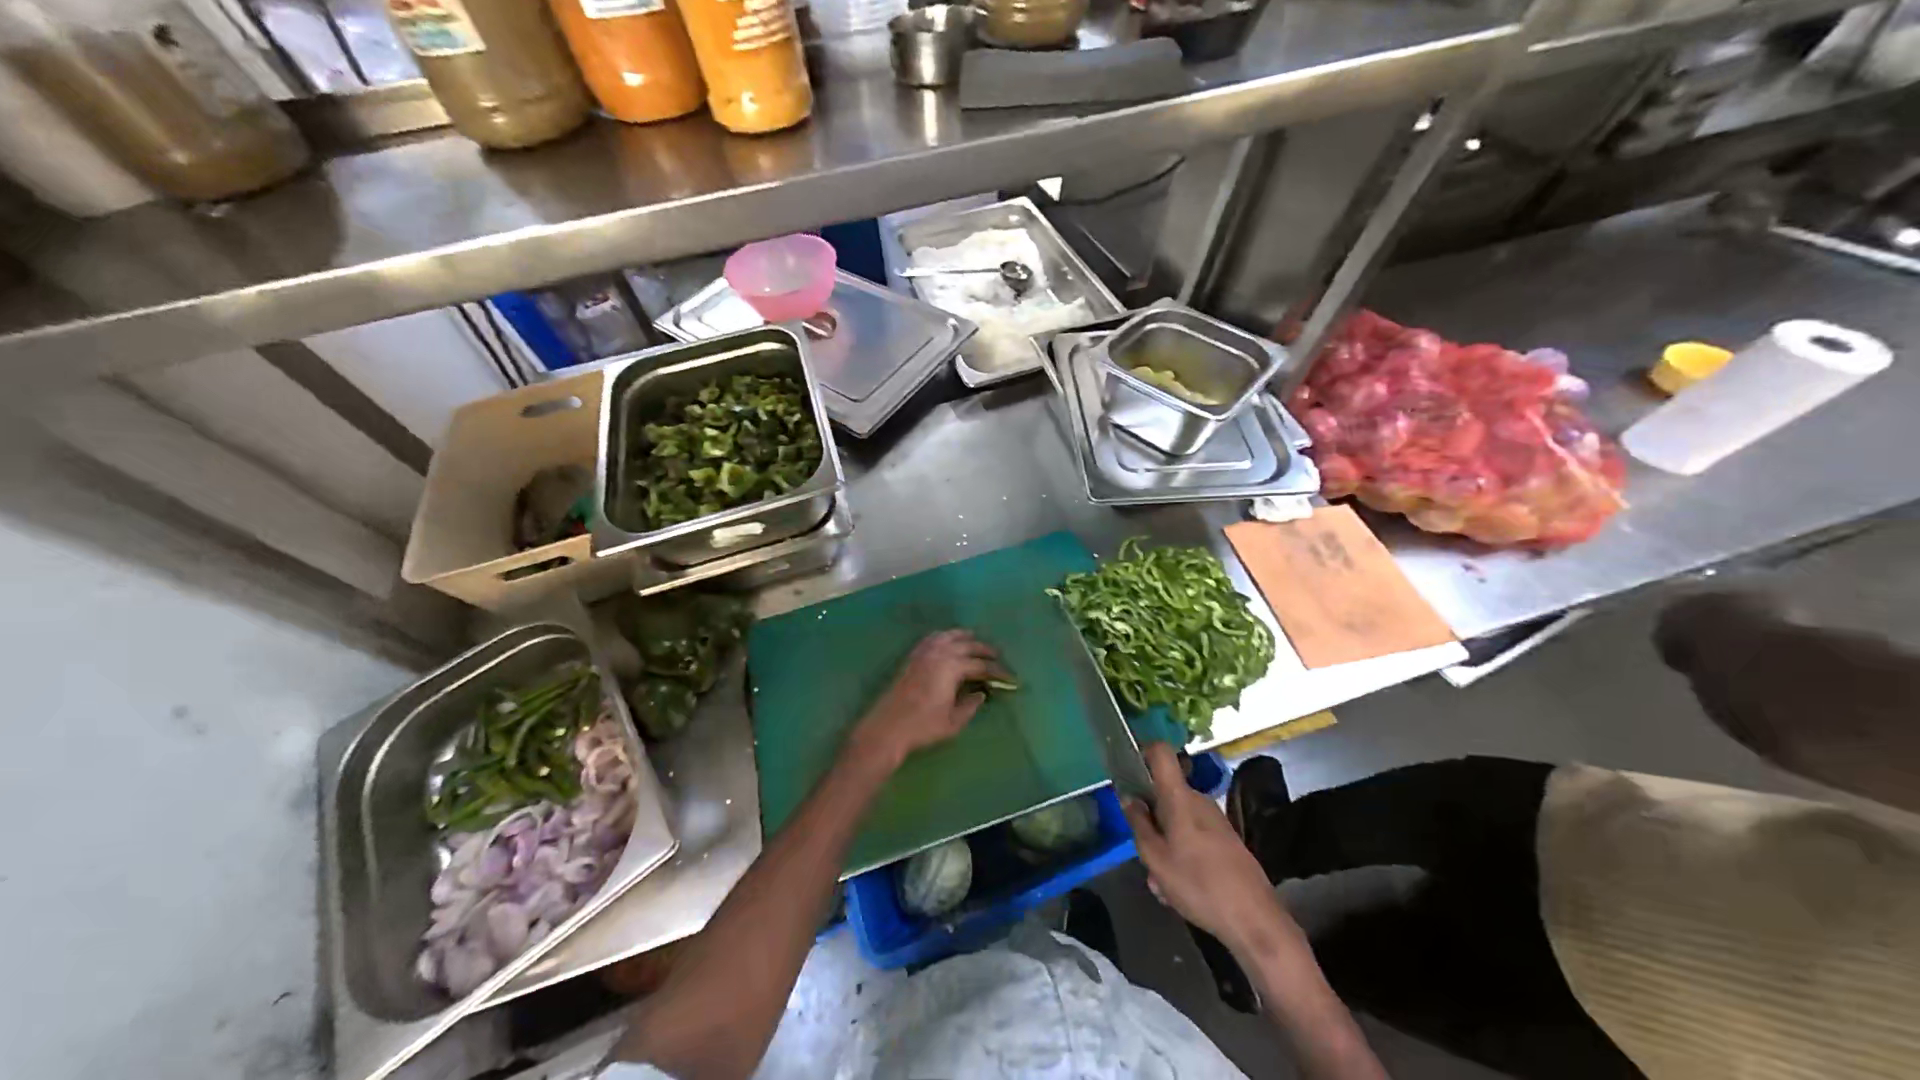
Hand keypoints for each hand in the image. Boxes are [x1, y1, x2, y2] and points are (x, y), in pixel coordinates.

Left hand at [847, 630, 1010, 770]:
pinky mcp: (912, 657)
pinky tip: (947, 640)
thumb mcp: (954, 721)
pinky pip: (932, 639)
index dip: (998, 671)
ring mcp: (923, 653)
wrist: (887, 727)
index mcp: (952, 667)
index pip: (981, 665)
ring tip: (974, 639)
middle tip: (997, 656)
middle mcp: (939, 654)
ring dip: (964, 637)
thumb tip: (981, 694)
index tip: (1010, 678)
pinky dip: (944, 636)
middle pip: (967, 646)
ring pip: (948, 636)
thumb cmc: (923, 727)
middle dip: (984, 650)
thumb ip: (970, 705)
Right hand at [1123, 742, 1301, 957]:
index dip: (1143, 752)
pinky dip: (1182, 854)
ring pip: (1177, 821)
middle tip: (1142, 853)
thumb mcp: (1156, 860)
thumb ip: (1139, 825)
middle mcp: (1199, 801)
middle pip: (1165, 796)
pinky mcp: (1226, 840)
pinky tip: (1180, 889)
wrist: (1255, 920)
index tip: (1128, 772)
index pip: (1161, 753)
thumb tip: (1130, 799)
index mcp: (1180, 798)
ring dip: (1164, 844)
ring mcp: (1215, 820)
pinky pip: (1193, 836)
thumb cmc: (1199, 886)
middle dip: (1149, 820)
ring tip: (1161, 883)